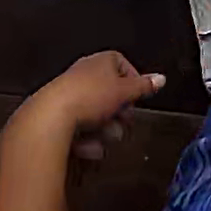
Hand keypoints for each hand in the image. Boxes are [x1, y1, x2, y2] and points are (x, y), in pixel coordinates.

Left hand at [12, 51, 165, 160]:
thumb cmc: (91, 97)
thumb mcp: (124, 92)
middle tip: (122, 125)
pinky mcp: (55, 116)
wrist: (48, 119)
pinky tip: (86, 148)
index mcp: (100, 62)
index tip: (137, 100)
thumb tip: (162, 78)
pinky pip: (78, 126)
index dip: (133, 83)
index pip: (122, 65)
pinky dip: (85, 138)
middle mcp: (84, 74)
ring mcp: (68, 95)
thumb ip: (144, 86)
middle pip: (110, 94)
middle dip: (119, 114)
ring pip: (96, 114)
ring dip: (104, 130)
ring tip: (104, 140)